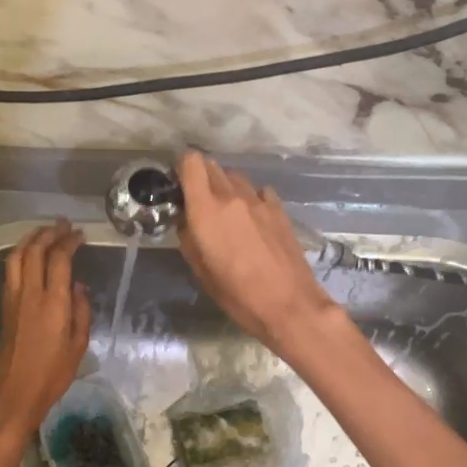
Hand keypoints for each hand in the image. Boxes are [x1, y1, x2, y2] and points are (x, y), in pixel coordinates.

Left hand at [0, 221, 90, 445]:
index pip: (59, 259)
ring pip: (17, 256)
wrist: (16, 391)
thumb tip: (78, 286)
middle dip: (49, 232)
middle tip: (63, 225)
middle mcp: (30, 294)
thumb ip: (81, 311)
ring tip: (44, 232)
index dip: (69, 241)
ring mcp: (13, 298)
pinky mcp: (4, 305)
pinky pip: (10, 269)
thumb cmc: (53, 373)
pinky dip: (20, 254)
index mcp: (53, 303)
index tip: (80, 234)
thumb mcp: (79, 345)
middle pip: (35, 250)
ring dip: (30, 238)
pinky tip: (29, 253)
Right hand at [175, 151, 339, 350]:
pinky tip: (252, 219)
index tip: (178, 185)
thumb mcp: (200, 270)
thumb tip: (187, 220)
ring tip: (225, 212)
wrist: (288, 304)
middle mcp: (232, 196)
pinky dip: (250, 198)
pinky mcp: (279, 209)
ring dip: (225, 187)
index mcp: (206, 209)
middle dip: (201, 177)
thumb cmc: (237, 294)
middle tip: (198, 202)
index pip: (191, 162)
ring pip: (235, 177)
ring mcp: (259, 200)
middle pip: (212, 166)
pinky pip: (258, 192)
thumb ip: (188, 237)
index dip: (181, 168)